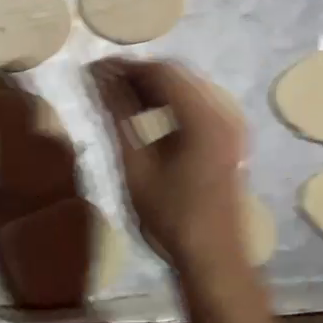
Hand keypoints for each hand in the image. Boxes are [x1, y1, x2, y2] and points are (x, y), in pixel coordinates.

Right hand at [95, 58, 247, 274]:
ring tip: (116, 95)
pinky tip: (143, 113)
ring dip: (151, 86)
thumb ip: (117, 112)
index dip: (124, 66)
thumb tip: (96, 75)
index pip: (160, 72)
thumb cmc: (169, 213)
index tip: (92, 69)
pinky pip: (194, 104)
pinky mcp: (228, 139)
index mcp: (203, 117)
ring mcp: (230, 127)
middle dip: (136, 73)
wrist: (212, 257)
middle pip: (175, 74)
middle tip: (100, 80)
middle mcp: (223, 114)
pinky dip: (166, 101)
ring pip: (185, 88)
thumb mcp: (135, 161)